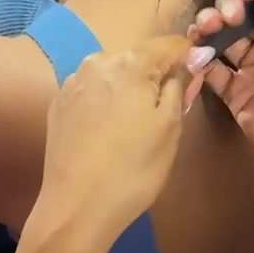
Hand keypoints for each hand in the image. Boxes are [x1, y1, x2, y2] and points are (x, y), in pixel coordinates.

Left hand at [21, 35, 194, 252]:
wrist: (76, 208)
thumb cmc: (133, 169)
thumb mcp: (170, 128)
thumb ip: (180, 85)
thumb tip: (193, 57)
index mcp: (130, 63)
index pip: (169, 44)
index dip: (188, 58)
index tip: (196, 80)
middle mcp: (98, 62)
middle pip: (139, 59)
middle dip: (155, 78)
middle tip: (165, 116)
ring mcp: (73, 82)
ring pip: (114, 75)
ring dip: (129, 91)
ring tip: (133, 129)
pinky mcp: (58, 104)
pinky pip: (93, 93)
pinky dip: (105, 104)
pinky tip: (107, 134)